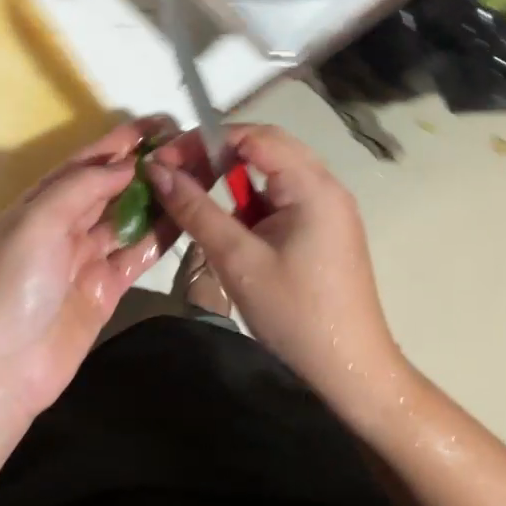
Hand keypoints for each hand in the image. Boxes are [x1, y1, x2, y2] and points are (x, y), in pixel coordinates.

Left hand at [0, 115, 186, 423]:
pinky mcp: (104, 291)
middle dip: (145, 168)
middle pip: (109, 189)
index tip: (158, 122)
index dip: (118, 142)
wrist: (2, 368)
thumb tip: (123, 165)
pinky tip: (190, 218)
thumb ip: (79, 188)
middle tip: (191, 147)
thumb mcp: (36, 223)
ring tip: (199, 175)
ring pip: (127, 220)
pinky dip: (160, 237)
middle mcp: (60, 227)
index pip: (83, 165)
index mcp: (36, 205)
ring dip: (159, 199)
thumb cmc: (12, 287)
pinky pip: (136, 256)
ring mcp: (83, 260)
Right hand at [145, 123, 407, 407]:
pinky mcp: (320, 231)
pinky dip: (246, 202)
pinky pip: (278, 199)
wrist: (349, 369)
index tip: (164, 159)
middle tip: (172, 172)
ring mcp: (326, 210)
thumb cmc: (294, 312)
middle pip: (265, 147)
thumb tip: (157, 170)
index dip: (205, 139)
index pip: (255, 135)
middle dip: (214, 153)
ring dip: (229, 178)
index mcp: (313, 186)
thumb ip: (195, 209)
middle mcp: (325, 187)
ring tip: (188, 194)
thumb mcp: (237, 259)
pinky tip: (221, 223)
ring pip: (270, 174)